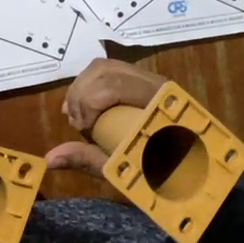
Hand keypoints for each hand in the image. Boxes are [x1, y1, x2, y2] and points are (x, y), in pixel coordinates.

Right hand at [45, 59, 168, 178]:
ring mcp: (149, 79)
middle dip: (80, 96)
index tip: (83, 131)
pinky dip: (90, 87)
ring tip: (80, 118)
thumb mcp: (124, 171)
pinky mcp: (143, 83)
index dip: (88, 104)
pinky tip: (85, 110)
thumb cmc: (163, 176)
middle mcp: (154, 81)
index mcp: (157, 100)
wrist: (195, 175)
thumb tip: (48, 159)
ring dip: (82, 89)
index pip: (112, 84)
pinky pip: (110, 72)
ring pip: (104, 67)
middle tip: (78, 126)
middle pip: (103, 70)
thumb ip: (87, 159)